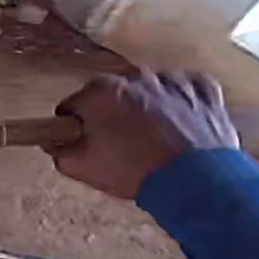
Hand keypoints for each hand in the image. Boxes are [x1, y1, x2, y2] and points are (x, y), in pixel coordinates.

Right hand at [47, 71, 237, 199]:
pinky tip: (175, 119)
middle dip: (109, 113)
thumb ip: (57, 149)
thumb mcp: (78, 167)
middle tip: (116, 141)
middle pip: (109, 95)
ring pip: (145, 90)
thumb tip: (54, 141)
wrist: (197, 181)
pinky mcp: (203, 89)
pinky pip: (182, 87)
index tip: (83, 142)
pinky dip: (176, 99)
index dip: (74, 125)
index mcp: (99, 92)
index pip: (72, 106)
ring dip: (142, 106)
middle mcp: (134, 78)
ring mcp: (172, 81)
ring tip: (149, 134)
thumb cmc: (132, 170)